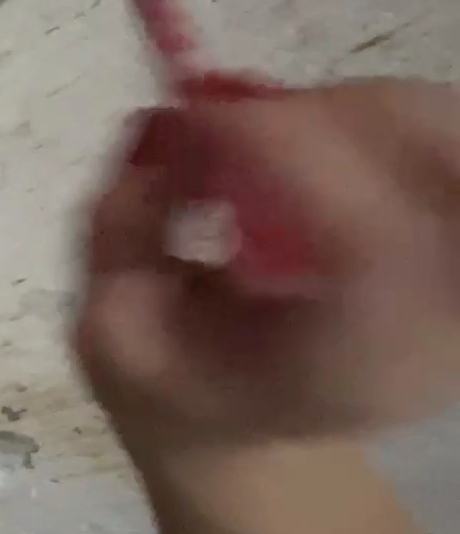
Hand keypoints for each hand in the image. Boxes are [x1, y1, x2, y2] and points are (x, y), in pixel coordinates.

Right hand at [75, 79, 459, 460]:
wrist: (250, 422)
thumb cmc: (171, 385)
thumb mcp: (108, 332)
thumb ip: (121, 241)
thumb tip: (156, 129)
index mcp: (357, 366)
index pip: (374, 244)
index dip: (293, 155)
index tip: (194, 112)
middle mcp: (455, 318)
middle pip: (438, 162)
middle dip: (315, 116)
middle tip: (209, 124)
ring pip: (445, 130)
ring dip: (333, 113)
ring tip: (243, 144)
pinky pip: (439, 137)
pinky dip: (362, 119)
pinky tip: (292, 151)